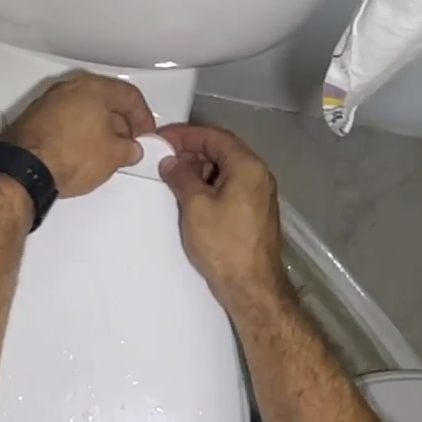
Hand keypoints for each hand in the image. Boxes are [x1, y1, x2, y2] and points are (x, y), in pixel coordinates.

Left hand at [5, 73, 154, 197]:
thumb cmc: (72, 155)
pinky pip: (65, 118)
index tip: (146, 135)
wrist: (25, 170)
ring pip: (84, 108)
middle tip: (128, 144)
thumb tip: (131, 149)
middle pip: (105, 99)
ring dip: (99, 126)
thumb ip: (129, 149)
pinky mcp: (34, 117)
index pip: (130, 96)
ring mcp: (49, 100)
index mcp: (94, 88)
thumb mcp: (113, 156)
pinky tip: (81, 151)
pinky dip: (78, 130)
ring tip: (105, 151)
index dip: (144, 117)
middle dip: (121, 122)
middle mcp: (70, 87)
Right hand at [156, 125, 289, 312]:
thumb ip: (182, 177)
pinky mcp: (255, 212)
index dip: (187, 134)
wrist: (252, 287)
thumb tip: (171, 162)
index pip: (216, 137)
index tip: (162, 138)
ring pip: (226, 169)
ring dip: (200, 168)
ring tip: (173, 176)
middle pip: (223, 150)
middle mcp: (259, 175)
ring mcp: (260, 194)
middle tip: (164, 157)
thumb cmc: (223, 244)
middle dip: (192, 150)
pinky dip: (210, 184)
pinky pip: (231, 186)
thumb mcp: (195, 206)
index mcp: (248, 167)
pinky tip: (190, 195)